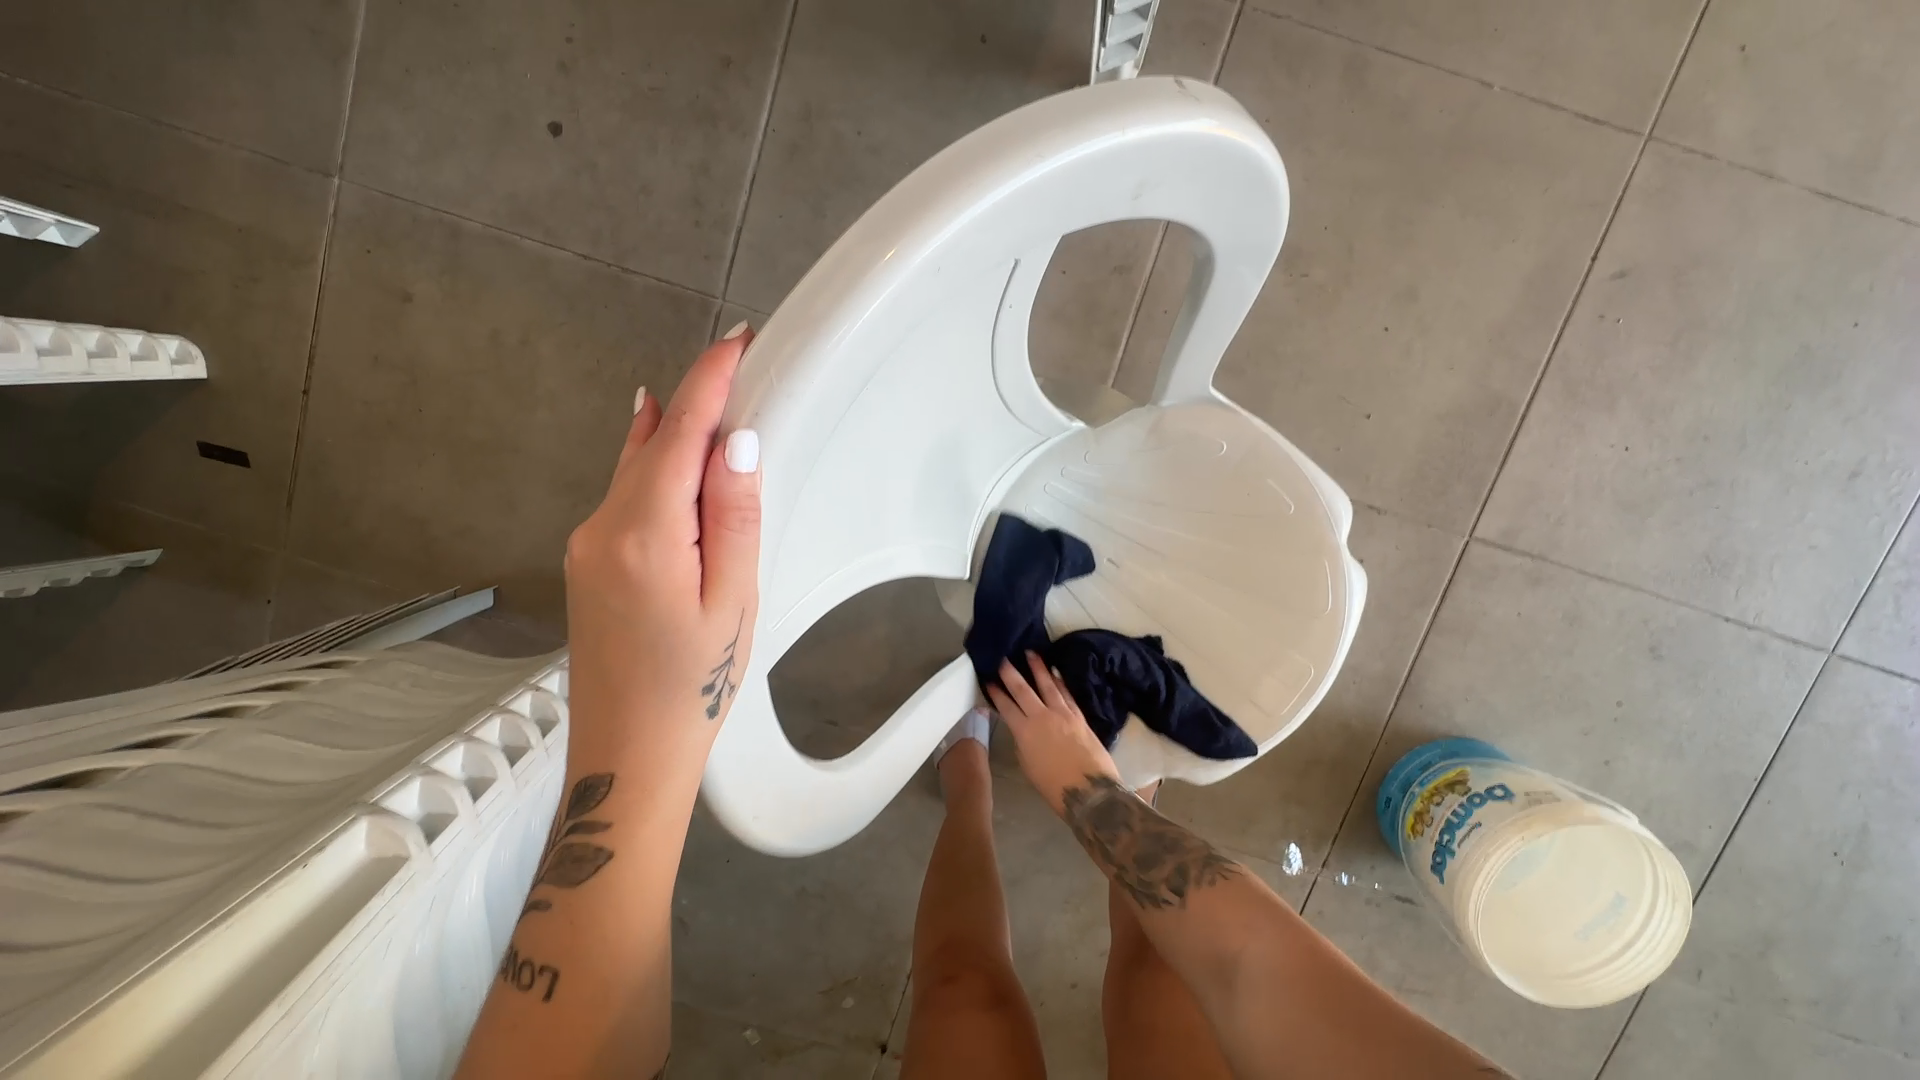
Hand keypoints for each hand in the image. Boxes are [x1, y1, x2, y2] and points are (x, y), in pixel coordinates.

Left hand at [563, 325, 761, 773]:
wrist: (627, 757)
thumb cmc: (694, 686)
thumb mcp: (733, 601)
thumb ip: (732, 516)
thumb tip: (736, 440)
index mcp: (643, 532)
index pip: (678, 432)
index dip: (708, 379)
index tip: (738, 339)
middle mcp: (601, 525)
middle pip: (654, 443)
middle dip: (698, 401)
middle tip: (744, 366)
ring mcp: (586, 544)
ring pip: (636, 468)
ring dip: (678, 434)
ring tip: (720, 402)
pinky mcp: (588, 563)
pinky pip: (626, 496)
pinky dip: (657, 468)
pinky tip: (667, 451)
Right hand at [988, 652, 1121, 816]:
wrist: (1090, 790)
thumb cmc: (1053, 786)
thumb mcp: (1028, 767)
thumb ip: (1023, 744)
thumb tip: (1023, 731)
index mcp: (1024, 732)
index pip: (1006, 707)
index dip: (996, 693)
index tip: (989, 679)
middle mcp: (1042, 717)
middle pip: (1023, 690)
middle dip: (1011, 673)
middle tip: (1004, 657)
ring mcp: (1062, 714)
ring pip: (1048, 685)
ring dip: (1038, 668)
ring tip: (1031, 653)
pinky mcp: (1079, 716)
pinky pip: (1067, 694)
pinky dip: (1060, 682)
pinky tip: (1056, 671)